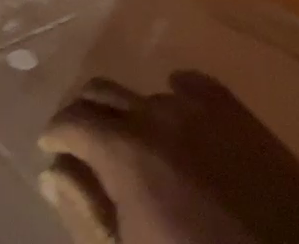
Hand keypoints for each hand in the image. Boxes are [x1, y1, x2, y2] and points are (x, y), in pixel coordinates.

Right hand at [38, 71, 298, 243]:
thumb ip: (86, 212)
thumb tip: (53, 171)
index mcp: (124, 151)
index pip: (70, 119)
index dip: (56, 133)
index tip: (54, 150)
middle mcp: (157, 116)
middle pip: (101, 93)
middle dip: (84, 114)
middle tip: (86, 145)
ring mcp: (204, 113)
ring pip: (145, 92)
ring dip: (130, 112)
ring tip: (136, 142)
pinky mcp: (245, 119)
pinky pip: (196, 86)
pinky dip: (176, 95)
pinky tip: (179, 121)